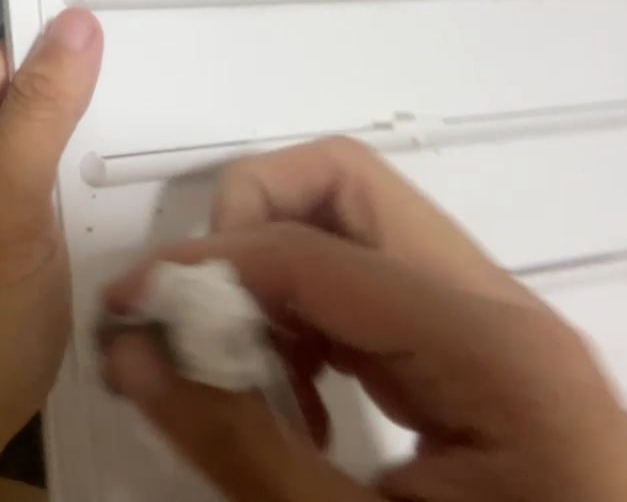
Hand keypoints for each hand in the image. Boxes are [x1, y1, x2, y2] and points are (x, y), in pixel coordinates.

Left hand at [0, 8, 103, 491]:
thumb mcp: (3, 202)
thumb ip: (41, 110)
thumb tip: (76, 22)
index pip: (10, 59)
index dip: (67, 63)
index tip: (133, 71)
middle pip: (30, 94)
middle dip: (84, 109)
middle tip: (146, 128)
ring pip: (48, 135)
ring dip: (90, 149)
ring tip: (140, 164)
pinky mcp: (5, 216)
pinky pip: (52, 176)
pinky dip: (85, 183)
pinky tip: (117, 198)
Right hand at [101, 137, 626, 501]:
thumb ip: (237, 442)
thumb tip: (128, 352)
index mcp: (492, 351)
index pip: (307, 252)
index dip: (200, 264)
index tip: (127, 305)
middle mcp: (498, 310)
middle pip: (343, 184)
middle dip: (247, 223)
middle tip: (197, 302)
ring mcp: (490, 327)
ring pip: (349, 225)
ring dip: (270, 272)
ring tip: (239, 364)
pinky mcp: (473, 354)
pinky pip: (363, 286)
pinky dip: (301, 313)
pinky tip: (291, 397)